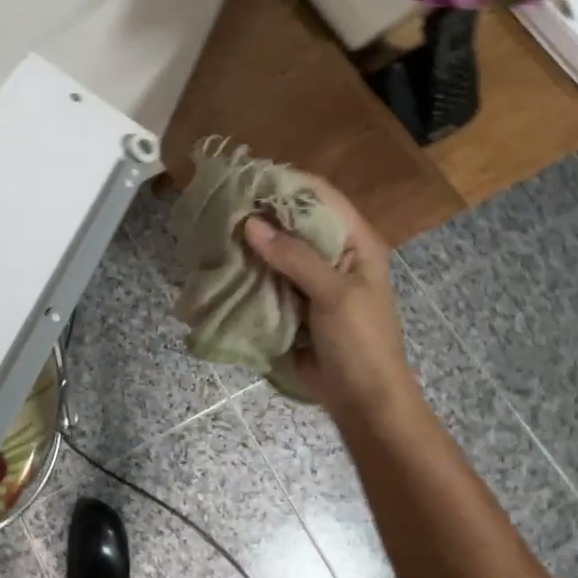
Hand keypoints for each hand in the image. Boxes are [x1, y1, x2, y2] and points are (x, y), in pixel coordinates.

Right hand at [241, 176, 421, 424]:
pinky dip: (246, 266)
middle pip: (293, 218)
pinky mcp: (291, 300)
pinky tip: (219, 259)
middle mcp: (332, 253)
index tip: (247, 175)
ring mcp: (310, 277)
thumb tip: (249, 223)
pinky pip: (265, 275)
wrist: (364, 403)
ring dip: (249, 239)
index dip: (286, 181)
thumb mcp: (334, 295)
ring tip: (212, 226)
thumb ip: (295, 257)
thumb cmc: (361, 343)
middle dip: (260, 209)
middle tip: (220, 200)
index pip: (320, 195)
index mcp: (356, 243)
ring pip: (275, 246)